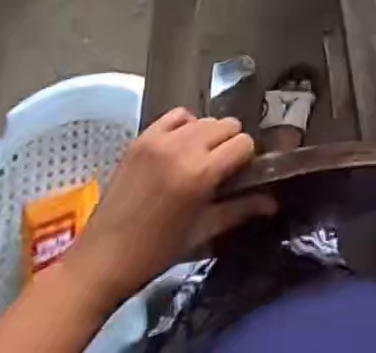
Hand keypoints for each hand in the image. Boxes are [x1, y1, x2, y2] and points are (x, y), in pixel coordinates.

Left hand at [58, 108, 276, 311]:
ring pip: (204, 119)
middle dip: (231, 143)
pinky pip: (177, 115)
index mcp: (201, 174)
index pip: (243, 143)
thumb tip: (272, 203)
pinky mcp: (142, 136)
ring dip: (210, 135)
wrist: (103, 258)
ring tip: (200, 159)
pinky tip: (182, 146)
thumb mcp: (202, 232)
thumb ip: (239, 210)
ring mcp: (160, 139)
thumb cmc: (156, 253)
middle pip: (227, 125)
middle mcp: (183, 148)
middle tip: (222, 168)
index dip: (247, 158)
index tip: (240, 174)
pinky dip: (186, 125)